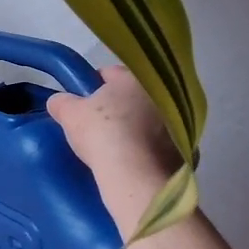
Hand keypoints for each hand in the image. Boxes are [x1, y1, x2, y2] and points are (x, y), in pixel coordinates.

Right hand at [47, 66, 180, 215]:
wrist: (138, 175)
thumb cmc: (102, 132)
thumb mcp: (67, 112)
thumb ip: (61, 101)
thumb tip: (61, 102)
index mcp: (134, 80)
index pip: (110, 73)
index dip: (92, 85)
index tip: (82, 100)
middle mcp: (163, 97)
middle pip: (133, 97)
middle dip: (117, 107)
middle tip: (97, 123)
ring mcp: (180, 125)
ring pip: (150, 120)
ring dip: (136, 127)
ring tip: (116, 145)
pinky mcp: (187, 152)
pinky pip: (162, 145)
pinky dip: (150, 150)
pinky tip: (133, 161)